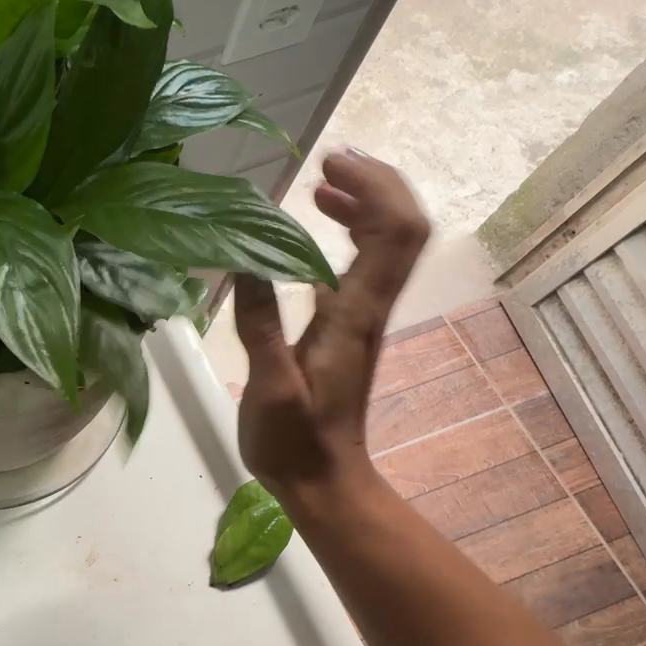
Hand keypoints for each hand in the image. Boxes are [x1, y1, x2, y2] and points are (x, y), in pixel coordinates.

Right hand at [233, 148, 429, 507]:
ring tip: (319, 187)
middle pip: (401, 228)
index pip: (394, 233)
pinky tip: (307, 238)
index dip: (374, 187)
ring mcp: (361, 319)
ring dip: (362, 207)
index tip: (329, 164)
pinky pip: (360, 268)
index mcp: (354, 315)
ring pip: (385, 246)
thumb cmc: (294, 441)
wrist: (323, 482)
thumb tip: (243, 259)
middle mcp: (369, 308)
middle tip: (325, 163)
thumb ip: (260, 322)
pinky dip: (346, 238)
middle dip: (373, 184)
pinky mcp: (347, 332)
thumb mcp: (270, 385)